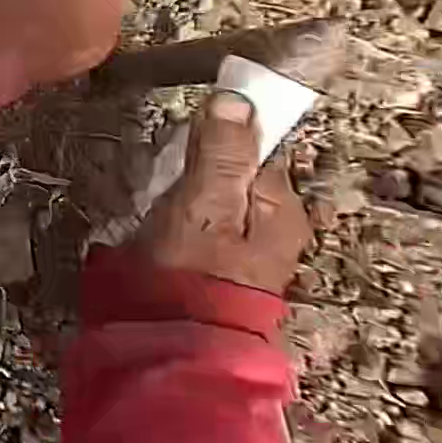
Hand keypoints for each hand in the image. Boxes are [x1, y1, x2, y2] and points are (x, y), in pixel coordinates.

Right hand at [135, 92, 311, 294]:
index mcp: (281, 209)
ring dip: (190, 178)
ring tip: (160, 185)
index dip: (222, 130)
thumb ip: (222, 154)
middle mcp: (272, 225)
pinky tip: (163, 211)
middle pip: (237, 166)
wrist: (169, 342)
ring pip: (217, 187)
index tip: (187, 132)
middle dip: (204, 156)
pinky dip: (183, 201)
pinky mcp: (215, 257)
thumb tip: (236, 100)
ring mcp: (244, 244)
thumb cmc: (190, 269)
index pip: (257, 145)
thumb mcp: (206, 203)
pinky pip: (203, 210)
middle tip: (170, 162)